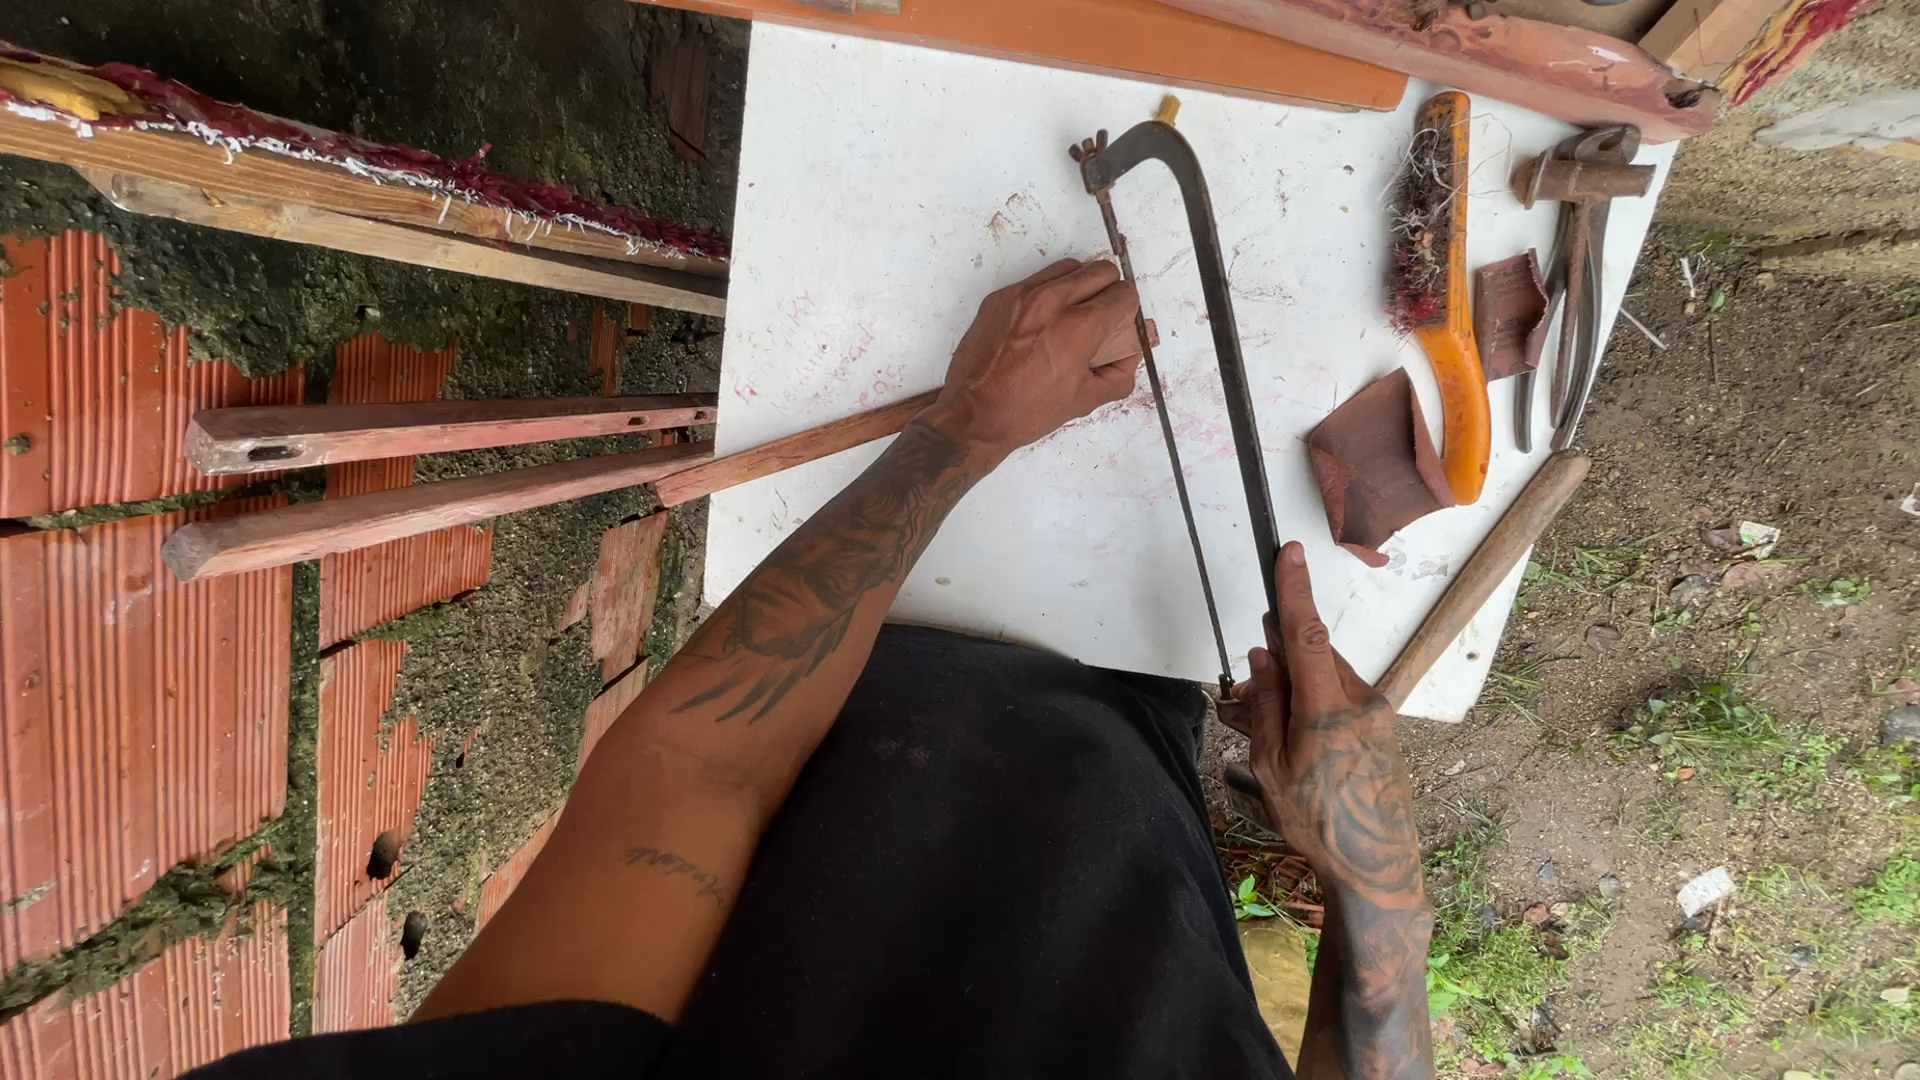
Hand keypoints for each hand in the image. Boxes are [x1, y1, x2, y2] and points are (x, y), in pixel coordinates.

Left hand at [921, 258, 1143, 460]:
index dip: (1127, 312)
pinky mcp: (1000, 297)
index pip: (1123, 295)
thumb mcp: (1085, 400)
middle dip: (1109, 293)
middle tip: (1101, 319)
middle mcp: (1051, 302)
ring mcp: (1022, 295)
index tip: (1119, 326)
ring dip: (1080, 286)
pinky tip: (1043, 323)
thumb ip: (1120, 373)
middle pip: (1102, 271)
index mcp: (1077, 328)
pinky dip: (1049, 294)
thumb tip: (1131, 352)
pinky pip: (1037, 280)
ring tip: (1072, 317)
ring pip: (1070, 268)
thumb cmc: (1026, 412)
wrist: (974, 415)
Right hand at [1237, 542, 1424, 909]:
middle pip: (1311, 657)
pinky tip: (1300, 740)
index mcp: (1328, 709)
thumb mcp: (1271, 765)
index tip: (1288, 553)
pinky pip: (1340, 695)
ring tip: (1275, 733)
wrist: (1376, 867)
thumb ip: (1265, 704)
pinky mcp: (1383, 726)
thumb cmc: (1316, 821)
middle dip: (1278, 665)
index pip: (1306, 635)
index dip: (1294, 590)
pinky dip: (1313, 701)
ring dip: (1295, 688)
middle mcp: (1361, 701)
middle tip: (1251, 700)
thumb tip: (1262, 657)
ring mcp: (1377, 714)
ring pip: (1324, 676)